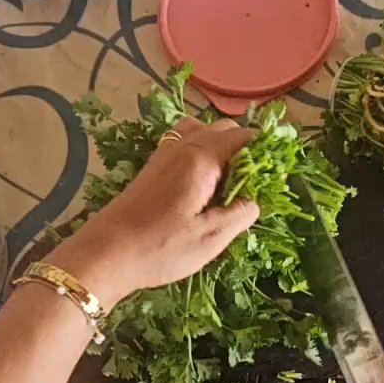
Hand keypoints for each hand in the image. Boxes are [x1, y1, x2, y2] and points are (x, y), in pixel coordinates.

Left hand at [43, 117, 259, 306]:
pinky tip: (203, 185)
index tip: (276, 174)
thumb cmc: (160, 248)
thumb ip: (241, 213)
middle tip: (255, 183)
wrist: (106, 254)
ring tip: (230, 182)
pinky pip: (184, 145)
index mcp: (202, 158)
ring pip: (201, 132)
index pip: (244, 137)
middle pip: (222, 128)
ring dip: (220, 147)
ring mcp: (163, 155)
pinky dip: (201, 154)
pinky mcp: (152, 169)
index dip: (266, 151)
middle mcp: (182, 147)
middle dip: (245, 147)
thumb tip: (255, 200)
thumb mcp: (211, 238)